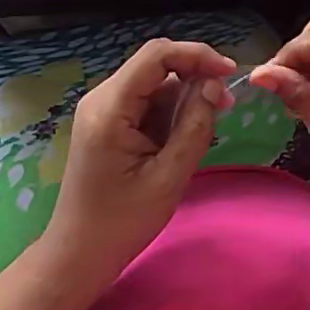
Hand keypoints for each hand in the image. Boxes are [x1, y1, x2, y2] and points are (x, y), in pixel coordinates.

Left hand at [41, 39, 235, 279]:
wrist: (79, 254)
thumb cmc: (122, 221)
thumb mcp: (169, 176)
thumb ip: (194, 126)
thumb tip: (214, 85)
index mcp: (110, 107)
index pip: (156, 56)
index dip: (197, 55)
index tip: (230, 73)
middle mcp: (103, 98)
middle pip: (155, 64)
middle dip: (195, 74)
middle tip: (226, 102)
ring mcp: (104, 109)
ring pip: (154, 83)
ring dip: (186, 94)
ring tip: (212, 121)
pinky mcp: (109, 121)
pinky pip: (147, 101)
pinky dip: (172, 109)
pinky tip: (188, 131)